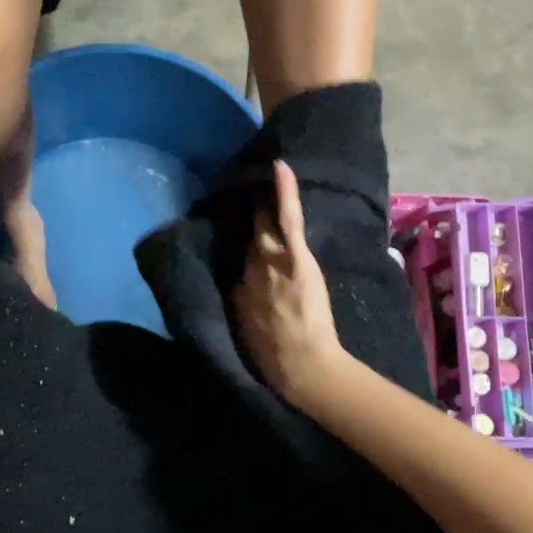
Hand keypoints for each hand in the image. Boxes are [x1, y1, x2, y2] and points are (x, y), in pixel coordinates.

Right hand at [234, 160, 351, 409]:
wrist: (298, 365)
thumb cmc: (275, 357)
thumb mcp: (247, 329)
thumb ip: (245, 306)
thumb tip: (243, 292)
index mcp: (236, 289)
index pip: (234, 256)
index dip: (236, 237)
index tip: (234, 220)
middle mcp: (248, 270)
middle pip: (246, 233)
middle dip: (245, 209)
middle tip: (244, 183)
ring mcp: (270, 261)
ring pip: (264, 222)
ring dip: (261, 197)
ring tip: (260, 172)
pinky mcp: (294, 258)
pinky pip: (287, 218)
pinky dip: (283, 192)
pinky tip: (279, 167)